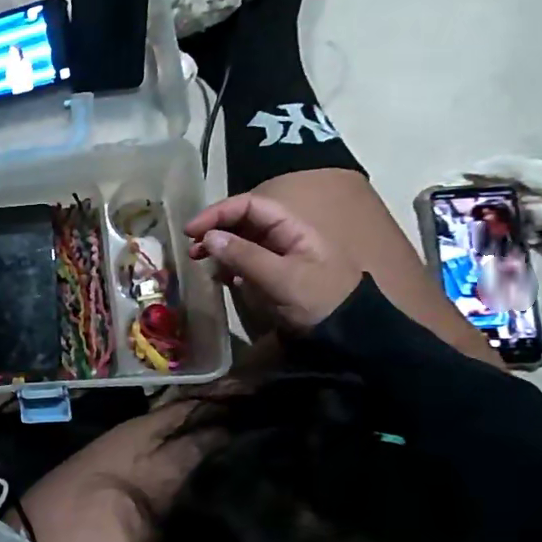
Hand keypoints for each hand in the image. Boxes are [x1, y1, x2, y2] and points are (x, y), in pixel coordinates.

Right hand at [184, 195, 360, 330]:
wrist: (349, 334)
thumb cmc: (319, 301)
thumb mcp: (282, 278)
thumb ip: (244, 256)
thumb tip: (208, 237)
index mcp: (291, 227)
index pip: (249, 206)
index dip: (218, 212)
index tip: (191, 229)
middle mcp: (283, 236)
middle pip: (242, 222)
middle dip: (214, 230)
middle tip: (192, 249)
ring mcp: (278, 257)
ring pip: (240, 242)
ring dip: (217, 248)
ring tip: (199, 262)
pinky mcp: (273, 277)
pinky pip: (245, 263)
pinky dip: (228, 266)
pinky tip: (219, 277)